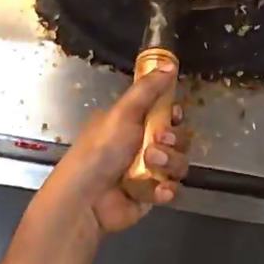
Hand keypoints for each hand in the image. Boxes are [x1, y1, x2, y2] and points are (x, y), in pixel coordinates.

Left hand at [37, 68, 189, 235]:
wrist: (85, 198)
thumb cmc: (100, 149)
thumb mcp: (123, 112)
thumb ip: (148, 89)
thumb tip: (170, 65)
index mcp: (132, 122)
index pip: (165, 113)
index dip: (174, 114)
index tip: (174, 114)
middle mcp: (141, 144)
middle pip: (178, 138)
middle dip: (173, 140)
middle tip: (159, 141)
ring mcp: (148, 171)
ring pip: (178, 163)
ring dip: (169, 163)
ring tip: (151, 165)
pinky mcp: (151, 195)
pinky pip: (172, 188)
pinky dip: (165, 189)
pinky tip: (156, 191)